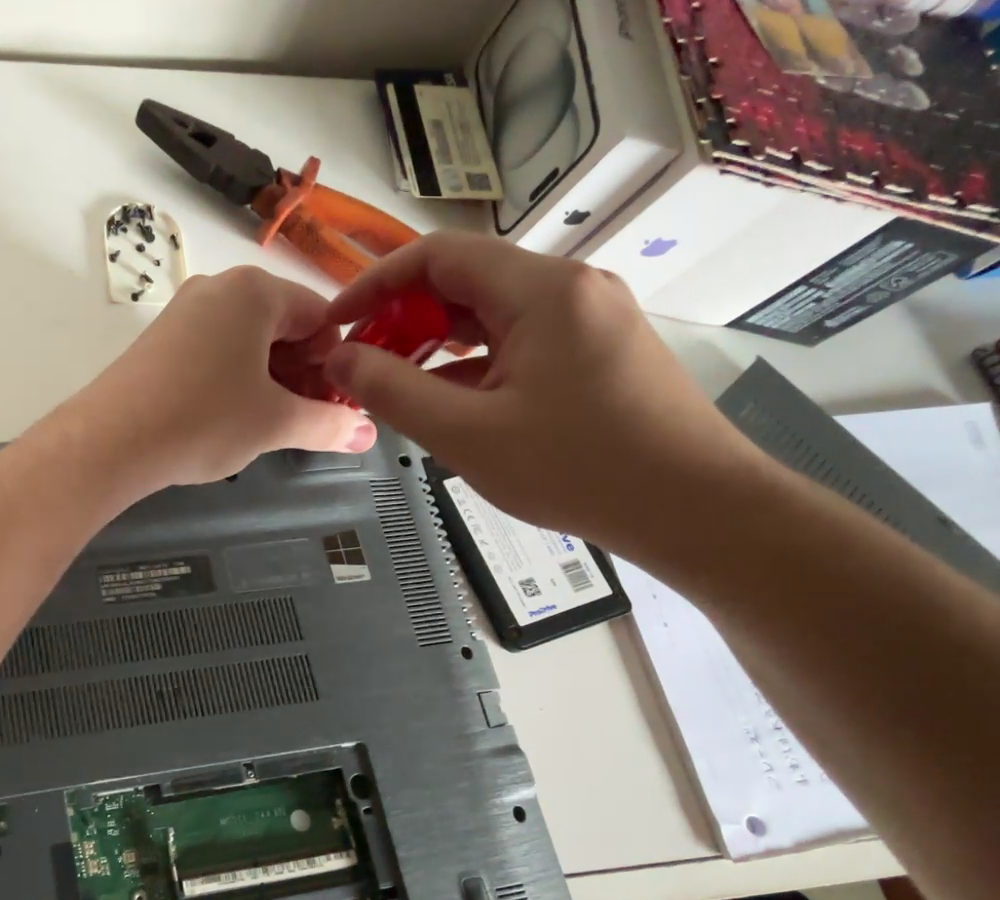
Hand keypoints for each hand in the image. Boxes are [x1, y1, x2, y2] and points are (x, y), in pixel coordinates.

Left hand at [68, 266, 373, 489]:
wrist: (109, 441)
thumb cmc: (202, 421)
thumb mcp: (275, 423)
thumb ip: (328, 423)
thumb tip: (365, 432)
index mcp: (255, 291)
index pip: (321, 317)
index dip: (336, 365)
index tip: (337, 408)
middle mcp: (218, 289)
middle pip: (284, 326)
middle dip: (303, 374)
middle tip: (306, 422)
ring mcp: (184, 312)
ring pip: (248, 341)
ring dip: (270, 381)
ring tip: (268, 426)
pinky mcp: (160, 340)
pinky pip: (215, 350)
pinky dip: (234, 379)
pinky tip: (229, 418)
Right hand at [323, 232, 766, 549]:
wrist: (697, 510)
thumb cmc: (577, 469)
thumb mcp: (465, 434)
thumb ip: (391, 390)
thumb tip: (338, 358)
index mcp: (542, 290)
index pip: (438, 255)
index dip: (375, 283)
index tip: (336, 324)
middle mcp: (571, 287)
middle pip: (465, 279)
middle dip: (402, 316)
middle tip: (360, 364)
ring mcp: (591, 318)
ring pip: (491, 312)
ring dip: (435, 341)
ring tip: (394, 385)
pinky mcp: (599, 349)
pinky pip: (519, 338)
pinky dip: (472, 361)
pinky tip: (446, 401)